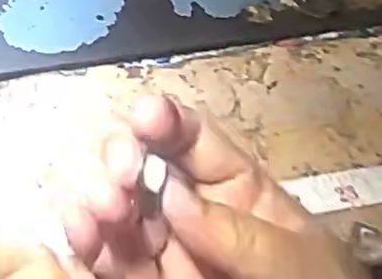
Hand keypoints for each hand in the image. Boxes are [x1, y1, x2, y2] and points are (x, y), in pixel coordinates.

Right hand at [61, 96, 365, 278]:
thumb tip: (171, 194)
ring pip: (111, 204)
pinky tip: (78, 234)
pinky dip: (82, 242)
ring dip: (93, 195)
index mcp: (234, 189)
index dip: (162, 117)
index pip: (188, 135)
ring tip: (96, 209)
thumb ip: (240, 232)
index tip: (146, 118)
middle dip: (119, 154)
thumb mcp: (304, 268)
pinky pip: (105, 258)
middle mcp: (187, 210)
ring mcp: (162, 250)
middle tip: (120, 176)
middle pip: (137, 160)